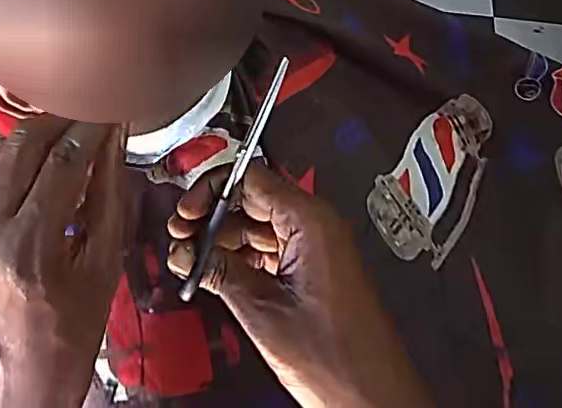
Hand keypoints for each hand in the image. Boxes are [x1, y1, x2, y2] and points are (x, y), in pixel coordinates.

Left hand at [0, 115, 128, 407]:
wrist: (14, 397)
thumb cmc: (60, 349)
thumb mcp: (102, 271)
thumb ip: (109, 198)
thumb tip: (112, 145)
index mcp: (31, 249)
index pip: (64, 159)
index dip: (91, 129)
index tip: (105, 117)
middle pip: (24, 144)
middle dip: (61, 122)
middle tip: (84, 121)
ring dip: (30, 136)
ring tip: (57, 138)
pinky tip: (6, 163)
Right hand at [167, 164, 434, 407]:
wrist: (380, 406)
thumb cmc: (341, 365)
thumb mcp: (264, 312)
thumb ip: (221, 271)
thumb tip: (187, 251)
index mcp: (309, 220)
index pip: (249, 177)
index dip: (211, 190)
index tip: (186, 210)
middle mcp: (315, 224)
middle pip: (251, 197)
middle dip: (211, 214)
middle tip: (181, 233)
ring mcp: (314, 245)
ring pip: (256, 221)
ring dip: (221, 236)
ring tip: (190, 255)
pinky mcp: (311, 266)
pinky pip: (268, 245)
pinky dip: (240, 254)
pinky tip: (214, 269)